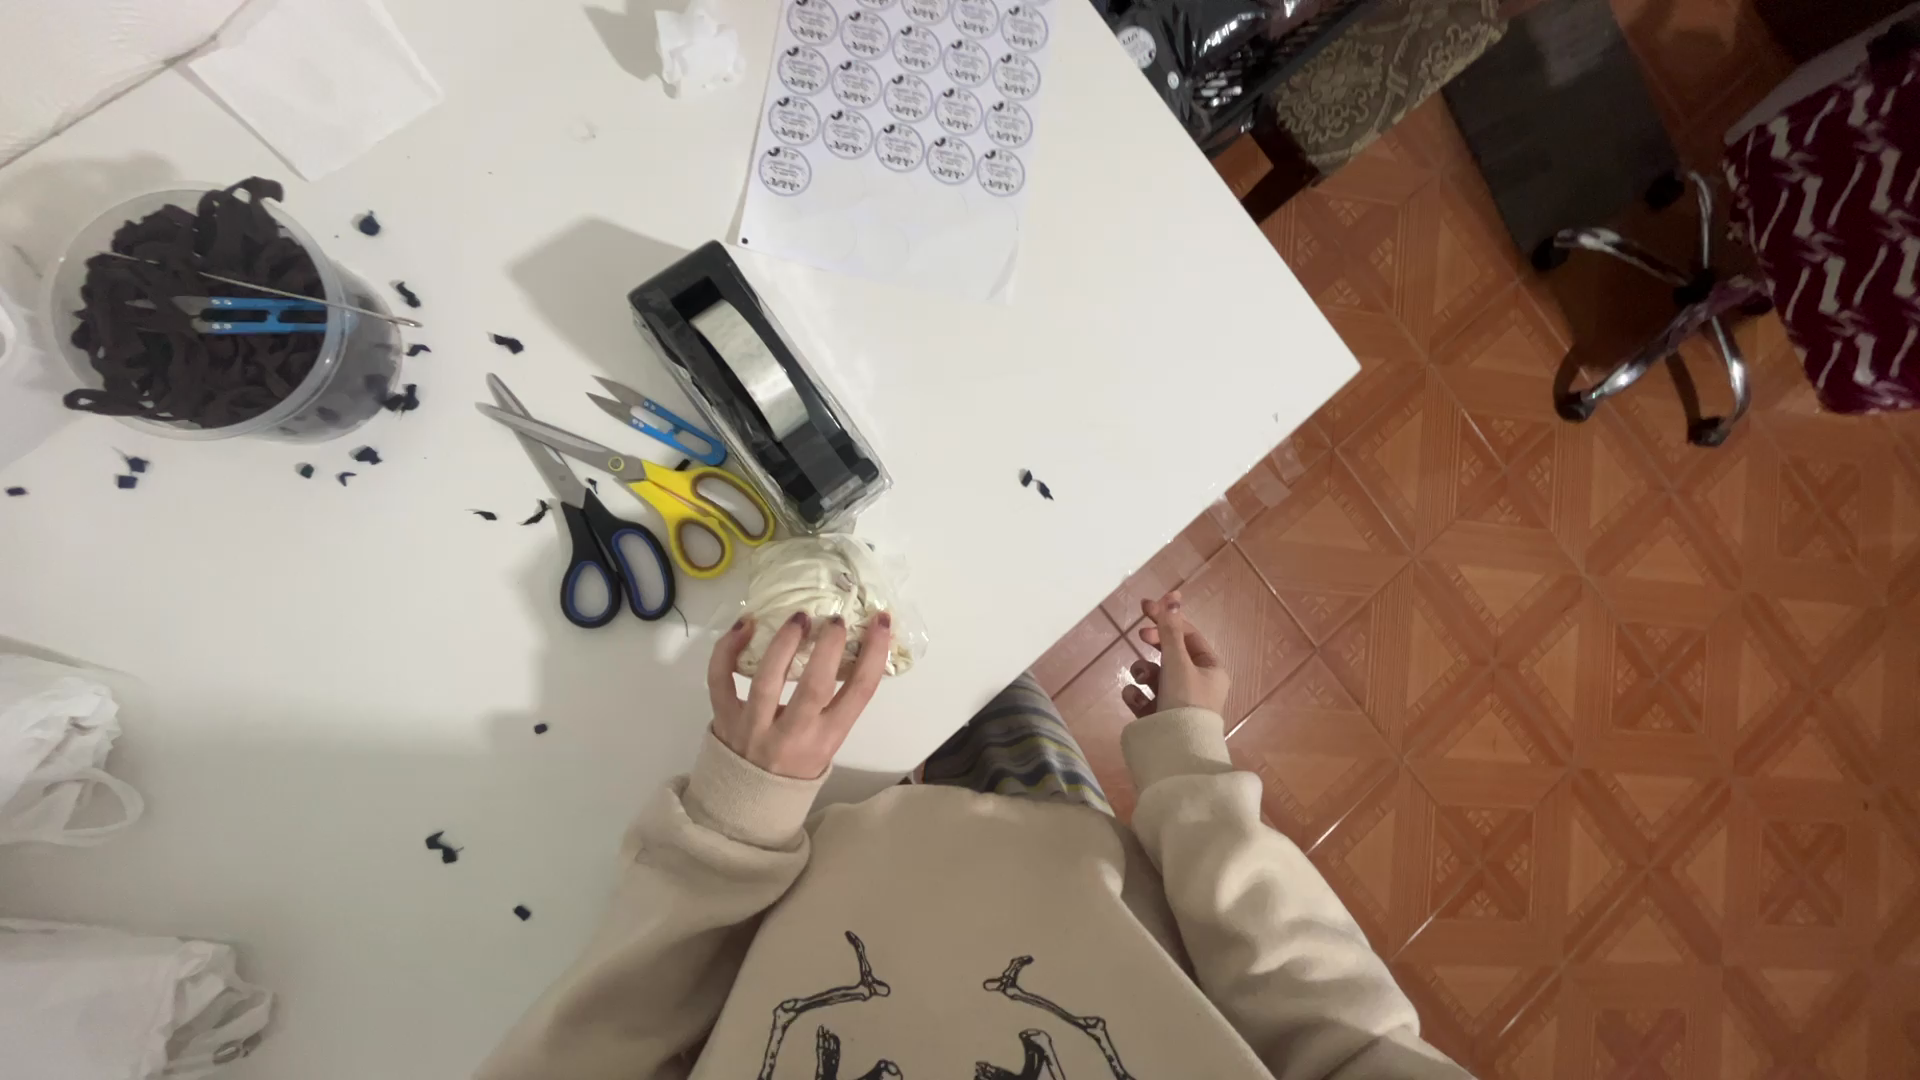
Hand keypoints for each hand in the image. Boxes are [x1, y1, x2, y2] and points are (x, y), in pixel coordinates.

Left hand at [708, 611, 893, 779]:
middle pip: (814, 686)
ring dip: (783, 642)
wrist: (747, 805)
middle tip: (835, 620)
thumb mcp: (828, 742)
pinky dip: (727, 649)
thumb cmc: (797, 767)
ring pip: (766, 681)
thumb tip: (853, 646)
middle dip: (828, 647)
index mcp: (826, 739)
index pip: (859, 693)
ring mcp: (753, 727)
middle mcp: (791, 735)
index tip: (881, 623)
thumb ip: (838, 703)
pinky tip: (744, 625)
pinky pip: (720, 680)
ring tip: (798, 618)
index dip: (874, 654)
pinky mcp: (723, 718)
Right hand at [1121, 591, 1229, 717]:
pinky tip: (1137, 701)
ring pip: (1153, 674)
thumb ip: (1170, 631)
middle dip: (1153, 647)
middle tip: (1140, 637)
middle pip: (1169, 653)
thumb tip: (1171, 600)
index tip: (1146, 606)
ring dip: (1143, 672)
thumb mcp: (1178, 661)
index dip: (1168, 619)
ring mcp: (1176, 701)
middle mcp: (1196, 683)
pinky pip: (1144, 696)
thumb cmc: (1185, 701)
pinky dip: (1138, 695)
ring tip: (1142, 680)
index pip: (1188, 635)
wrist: (1176, 750)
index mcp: (1210, 669)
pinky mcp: (1158, 717)